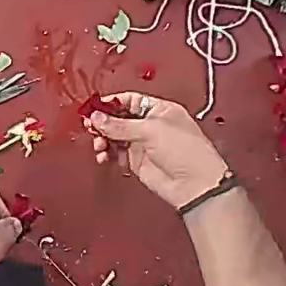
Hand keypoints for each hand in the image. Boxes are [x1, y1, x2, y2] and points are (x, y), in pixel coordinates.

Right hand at [87, 92, 230, 208]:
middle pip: (119, 118)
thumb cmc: (186, 151)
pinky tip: (104, 156)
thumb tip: (97, 117)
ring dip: (103, 139)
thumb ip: (120, 124)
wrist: (195, 184)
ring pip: (115, 136)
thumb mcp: (151, 130)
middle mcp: (150, 125)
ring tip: (99, 145)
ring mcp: (143, 143)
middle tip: (91, 126)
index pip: (129, 100)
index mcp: (159, 109)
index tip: (94, 108)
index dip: (111, 103)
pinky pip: (116, 153)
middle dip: (103, 122)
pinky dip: (107, 153)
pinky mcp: (137, 160)